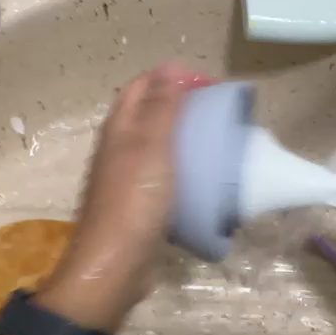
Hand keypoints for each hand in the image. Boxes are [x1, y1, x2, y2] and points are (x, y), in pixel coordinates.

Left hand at [36, 63, 212, 332]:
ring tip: (220, 141)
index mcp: (119, 128)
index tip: (212, 85)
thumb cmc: (134, 202)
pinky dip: (186, 171)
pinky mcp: (140, 205)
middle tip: (221, 112)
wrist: (115, 267)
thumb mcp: (151, 147)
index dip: (174, 77)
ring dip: (187, 138)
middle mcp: (120, 148)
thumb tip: (169, 67)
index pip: (144, 85)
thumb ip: (161, 107)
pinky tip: (207, 180)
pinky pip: (166, 177)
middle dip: (184, 105)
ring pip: (159, 146)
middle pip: (151, 113)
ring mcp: (128, 178)